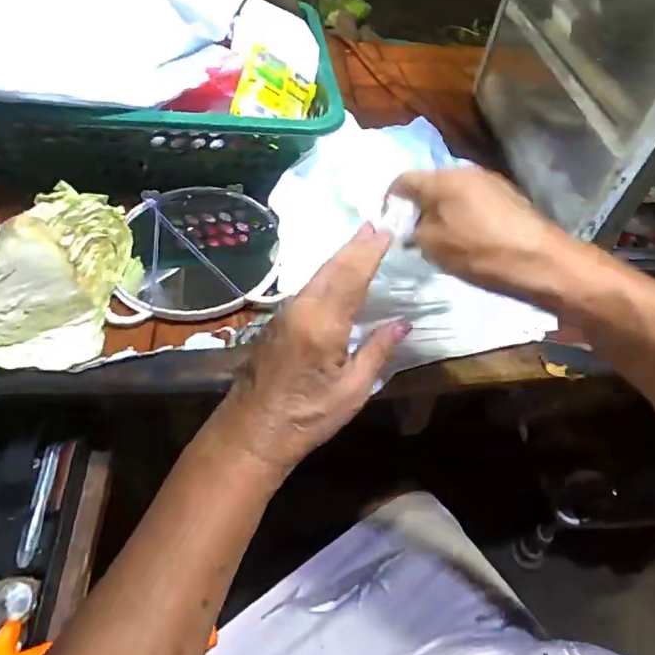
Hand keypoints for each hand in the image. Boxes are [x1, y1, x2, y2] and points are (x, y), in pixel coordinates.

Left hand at [201, 224, 408, 477]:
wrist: (251, 429)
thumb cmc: (307, 416)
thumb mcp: (352, 390)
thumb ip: (376, 351)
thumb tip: (402, 323)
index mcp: (322, 322)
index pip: (351, 276)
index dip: (369, 252)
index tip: (385, 230)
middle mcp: (301, 308)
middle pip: (331, 268)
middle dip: (353, 245)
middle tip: (373, 224)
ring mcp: (284, 313)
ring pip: (317, 276)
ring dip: (339, 257)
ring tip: (360, 242)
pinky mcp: (276, 322)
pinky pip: (307, 288)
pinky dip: (326, 274)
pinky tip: (336, 275)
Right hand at [389, 167, 593, 305]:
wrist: (542, 262)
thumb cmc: (480, 251)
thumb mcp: (432, 245)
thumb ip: (412, 229)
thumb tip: (409, 224)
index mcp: (443, 178)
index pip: (402, 180)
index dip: (390, 202)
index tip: (387, 225)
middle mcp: (465, 171)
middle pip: (428, 184)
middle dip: (416, 206)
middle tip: (410, 234)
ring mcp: (490, 182)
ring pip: (451, 193)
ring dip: (440, 211)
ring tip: (437, 238)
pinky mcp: (507, 196)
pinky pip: (472, 201)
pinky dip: (461, 215)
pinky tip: (465, 238)